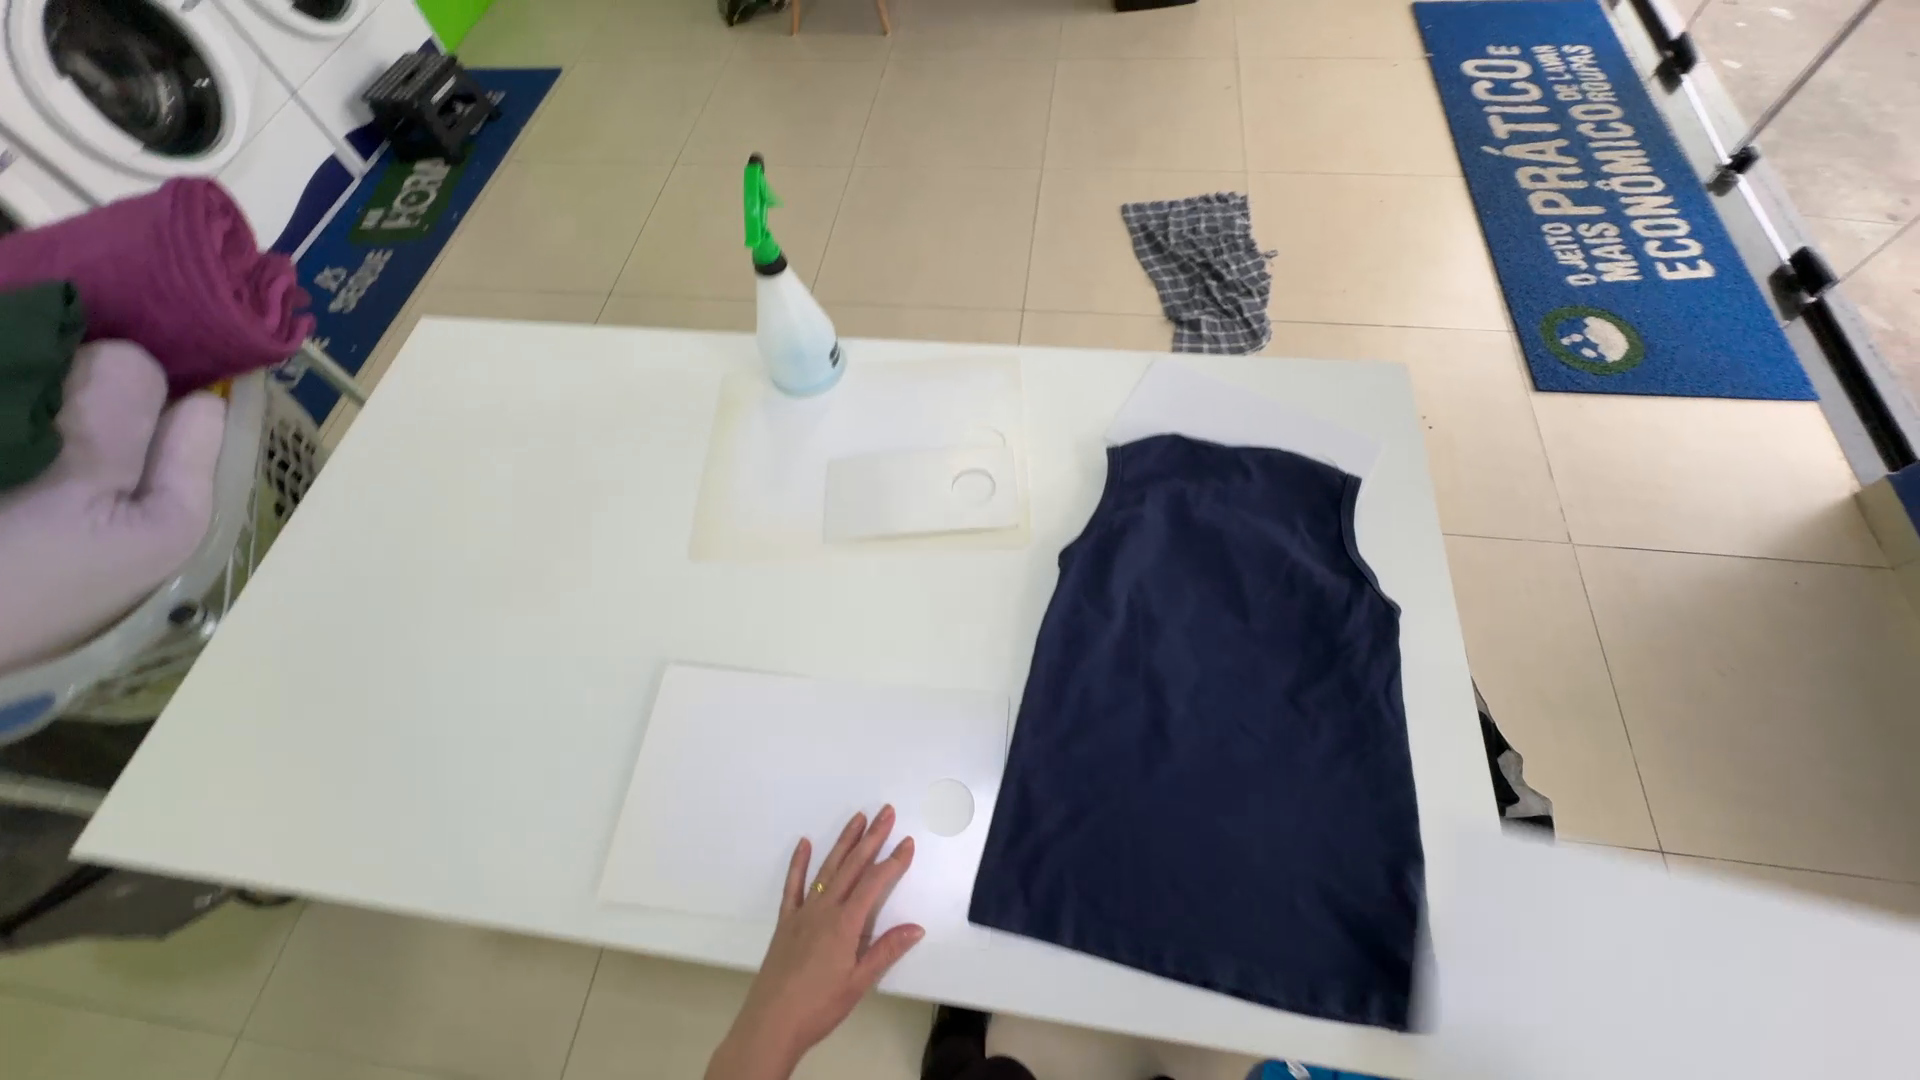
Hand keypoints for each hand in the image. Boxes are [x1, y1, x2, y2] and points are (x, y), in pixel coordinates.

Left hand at [706, 806, 923, 1079]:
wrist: (771, 1023)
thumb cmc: (819, 1006)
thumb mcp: (859, 983)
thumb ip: (886, 951)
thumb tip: (917, 927)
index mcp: (846, 924)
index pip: (874, 883)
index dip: (893, 861)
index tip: (907, 842)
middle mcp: (825, 909)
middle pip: (853, 865)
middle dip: (872, 837)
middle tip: (886, 812)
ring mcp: (803, 911)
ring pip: (828, 868)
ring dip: (844, 841)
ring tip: (858, 818)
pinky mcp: (786, 920)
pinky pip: (794, 885)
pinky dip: (799, 863)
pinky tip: (804, 843)